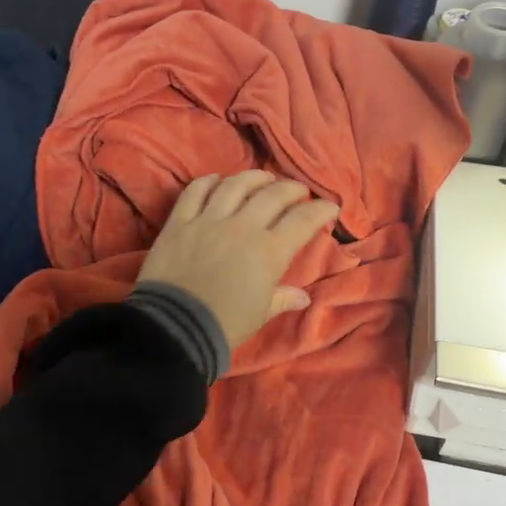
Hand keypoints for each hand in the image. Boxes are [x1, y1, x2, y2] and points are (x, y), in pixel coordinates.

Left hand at [137, 171, 339, 349]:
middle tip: (298, 191)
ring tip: (263, 179)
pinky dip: (208, 182)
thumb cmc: (225, 324)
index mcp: (269, 251)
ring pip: (235, 185)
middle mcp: (243, 227)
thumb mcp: (260, 314)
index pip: (303, 220)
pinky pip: (195, 192)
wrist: (176, 326)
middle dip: (291, 189)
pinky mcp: (179, 222)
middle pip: (273, 195)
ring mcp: (209, 220)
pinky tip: (216, 180)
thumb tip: (303, 297)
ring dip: (254, 178)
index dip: (321, 210)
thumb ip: (282, 299)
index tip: (330, 207)